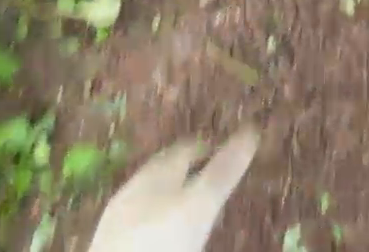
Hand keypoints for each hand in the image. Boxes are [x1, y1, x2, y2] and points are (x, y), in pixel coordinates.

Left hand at [88, 126, 259, 251]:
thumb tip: (253, 129)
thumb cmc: (161, 242)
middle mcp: (133, 191)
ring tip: (199, 210)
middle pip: (167, 172)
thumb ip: (225, 169)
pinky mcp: (114, 250)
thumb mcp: (201, 204)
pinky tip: (173, 239)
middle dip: (192, 172)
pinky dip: (163, 225)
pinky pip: (144, 226)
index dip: (210, 146)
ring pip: (153, 200)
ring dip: (176, 200)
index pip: (186, 147)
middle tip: (219, 179)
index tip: (232, 153)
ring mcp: (118, 223)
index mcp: (154, 173)